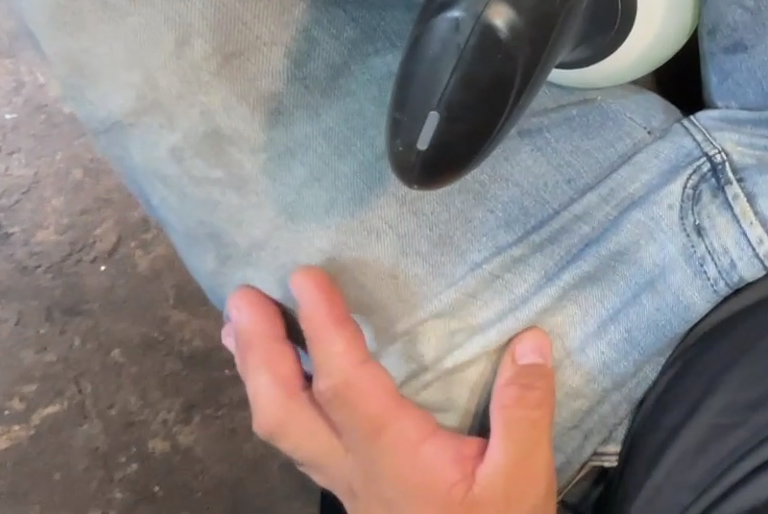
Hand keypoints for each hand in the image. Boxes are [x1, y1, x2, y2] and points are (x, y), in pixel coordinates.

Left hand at [221, 268, 558, 513]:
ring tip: (242, 331)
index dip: (323, 328)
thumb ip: (525, 408)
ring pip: (283, 430)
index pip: (343, 384)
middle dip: (260, 353)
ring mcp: (350, 483)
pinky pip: (302, 438)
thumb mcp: (522, 475)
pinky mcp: (359, 488)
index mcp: (392, 457)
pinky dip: (284, 399)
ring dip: (259, 375)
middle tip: (240, 298)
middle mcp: (355, 469)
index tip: (305, 279)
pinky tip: (294, 387)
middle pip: (285, 413)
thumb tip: (527, 340)